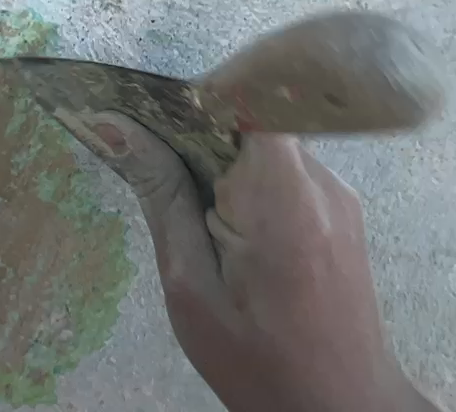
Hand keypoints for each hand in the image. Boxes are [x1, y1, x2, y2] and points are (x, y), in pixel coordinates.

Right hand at [86, 117, 435, 411]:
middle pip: (250, 118)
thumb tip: (115, 123)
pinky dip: (246, 178)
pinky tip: (226, 224)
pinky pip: (282, 168)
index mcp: (282, 196)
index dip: (198, 96)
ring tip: (192, 207)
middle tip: (158, 167)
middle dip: (197, 132)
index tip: (156, 119)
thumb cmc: (258, 360)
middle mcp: (320, 181)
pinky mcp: (340, 210)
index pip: (249, 99)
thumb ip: (159, 192)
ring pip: (263, 142)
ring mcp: (337, 194)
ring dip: (221, 158)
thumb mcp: (189, 283)